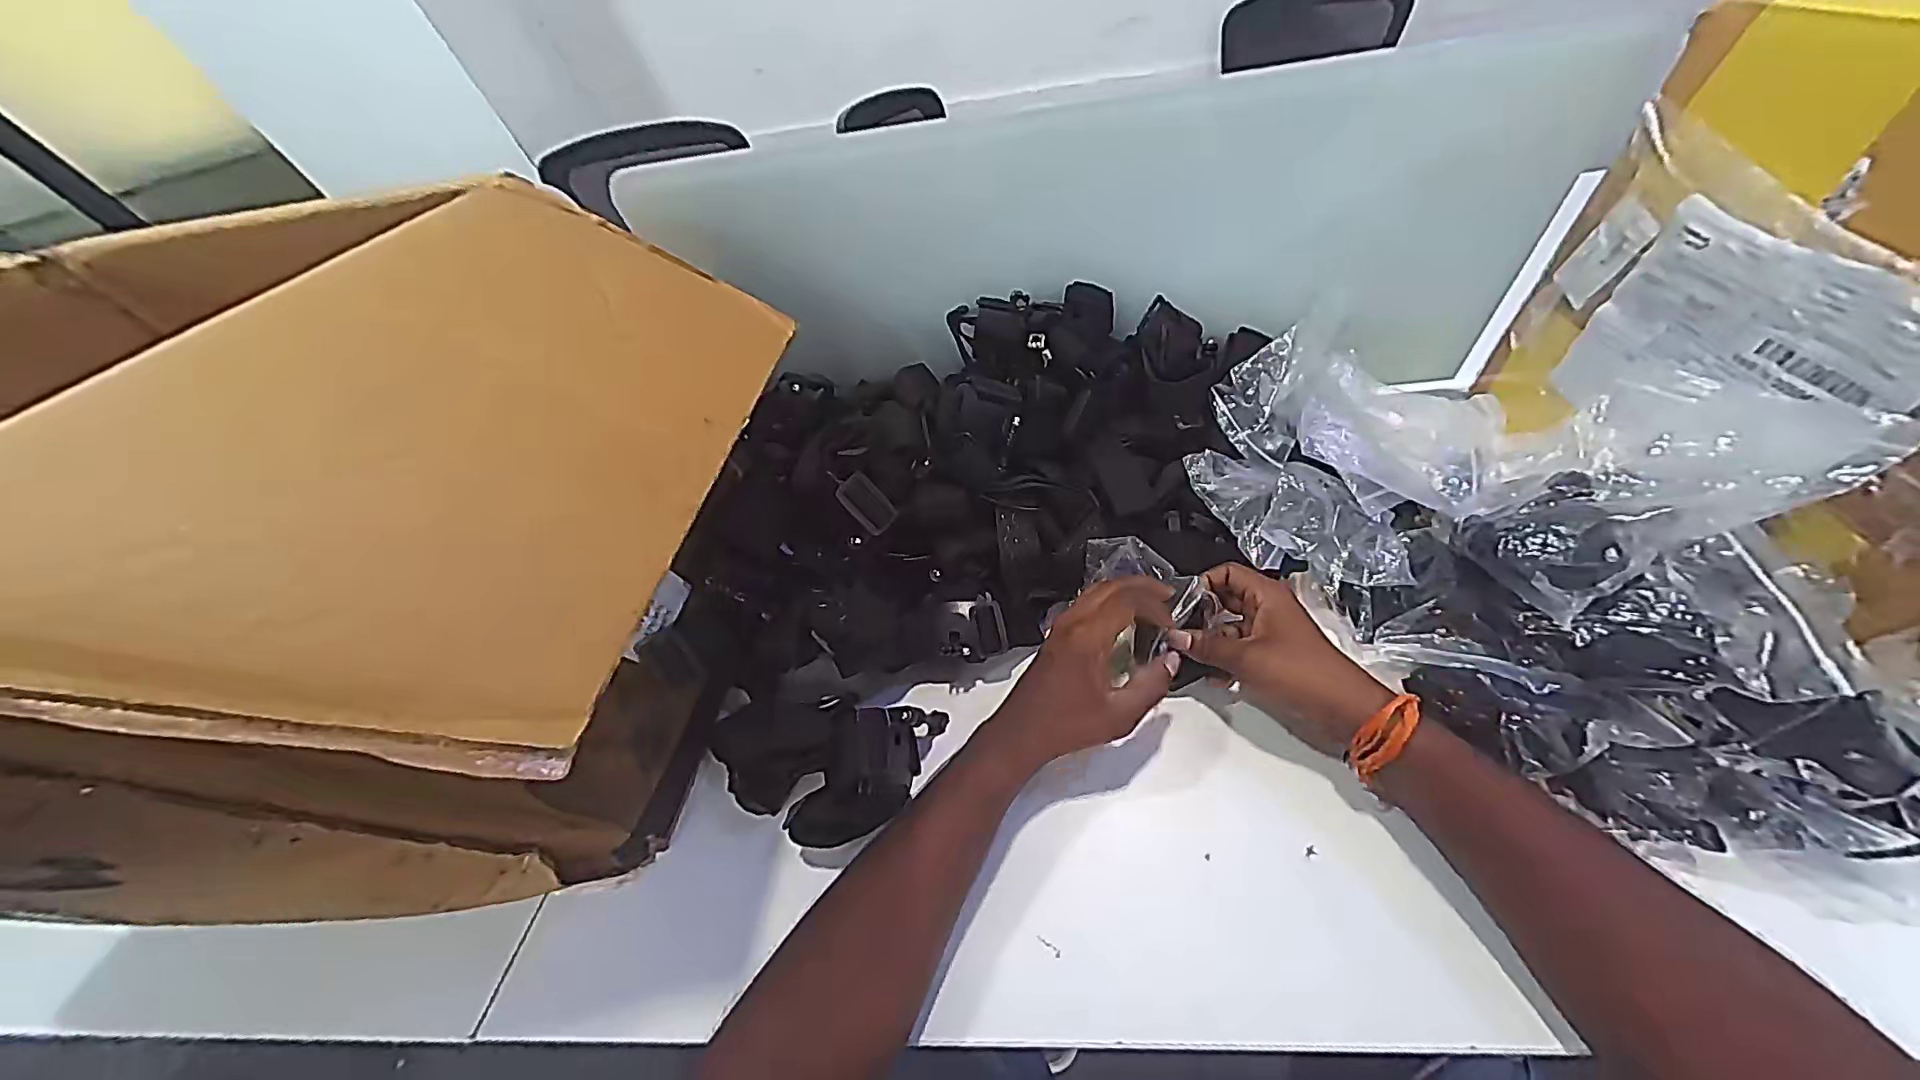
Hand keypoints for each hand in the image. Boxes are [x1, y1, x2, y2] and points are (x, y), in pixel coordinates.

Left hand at [981, 577, 1180, 770]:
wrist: (1022, 732)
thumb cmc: (1060, 725)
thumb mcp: (1119, 715)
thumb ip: (1151, 686)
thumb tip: (1169, 663)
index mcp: (1087, 638)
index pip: (1127, 601)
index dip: (1155, 606)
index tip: (1170, 623)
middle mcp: (1071, 625)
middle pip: (1111, 586)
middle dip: (1143, 587)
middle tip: (1166, 598)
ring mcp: (1060, 628)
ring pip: (1096, 592)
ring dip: (1125, 592)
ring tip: (1149, 606)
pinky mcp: (1055, 636)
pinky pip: (1085, 604)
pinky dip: (1109, 602)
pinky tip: (1122, 622)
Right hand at [1168, 564, 1393, 756]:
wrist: (1341, 709)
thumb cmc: (1304, 673)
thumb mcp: (1246, 657)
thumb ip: (1206, 645)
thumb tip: (1176, 636)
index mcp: (1267, 595)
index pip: (1225, 573)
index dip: (1202, 585)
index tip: (1181, 605)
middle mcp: (1267, 608)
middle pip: (1223, 600)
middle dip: (1200, 614)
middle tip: (1177, 630)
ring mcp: (1267, 632)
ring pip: (1227, 626)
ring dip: (1208, 640)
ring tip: (1187, 654)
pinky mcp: (1268, 655)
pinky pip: (1236, 648)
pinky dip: (1221, 657)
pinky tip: (1208, 674)